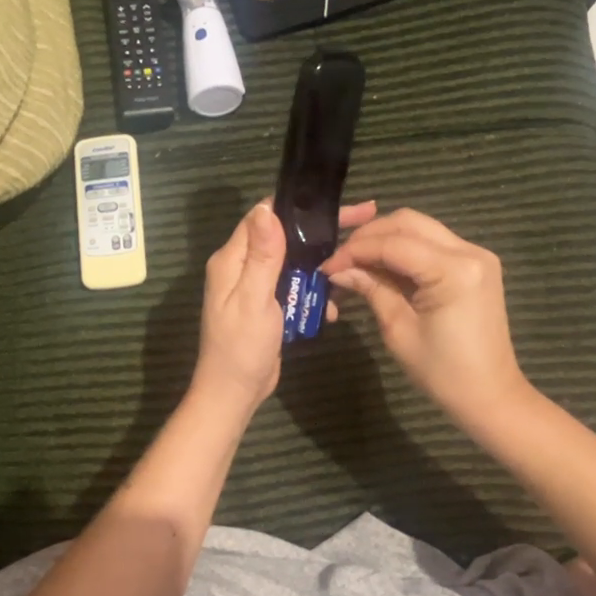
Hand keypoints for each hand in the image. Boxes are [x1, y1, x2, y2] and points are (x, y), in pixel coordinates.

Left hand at [192, 198, 377, 409]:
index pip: (263, 216)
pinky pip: (294, 286)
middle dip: (319, 232)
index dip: (298, 205)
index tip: (336, 202)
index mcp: (232, 259)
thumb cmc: (241, 347)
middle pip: (283, 236)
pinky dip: (313, 292)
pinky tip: (333, 305)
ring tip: (355, 264)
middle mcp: (241, 266)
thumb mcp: (253, 298)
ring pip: (292, 262)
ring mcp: (254, 286)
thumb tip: (266, 208)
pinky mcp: (267, 305)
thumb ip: (261, 255)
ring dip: (320, 266)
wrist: (234, 393)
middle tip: (363, 221)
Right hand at [320, 208, 527, 430]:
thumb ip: (371, 289)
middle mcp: (469, 251)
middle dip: (369, 237)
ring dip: (385, 240)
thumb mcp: (398, 329)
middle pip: (408, 223)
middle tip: (340, 261)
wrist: (489, 395)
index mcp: (453, 270)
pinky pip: (432, 244)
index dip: (355, 250)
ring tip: (356, 264)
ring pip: (420, 228)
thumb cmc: (442, 372)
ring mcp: (476, 255)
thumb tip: (339, 271)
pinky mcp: (475, 265)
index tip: (327, 267)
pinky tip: (382, 267)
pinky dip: (404, 249)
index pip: (393, 244)